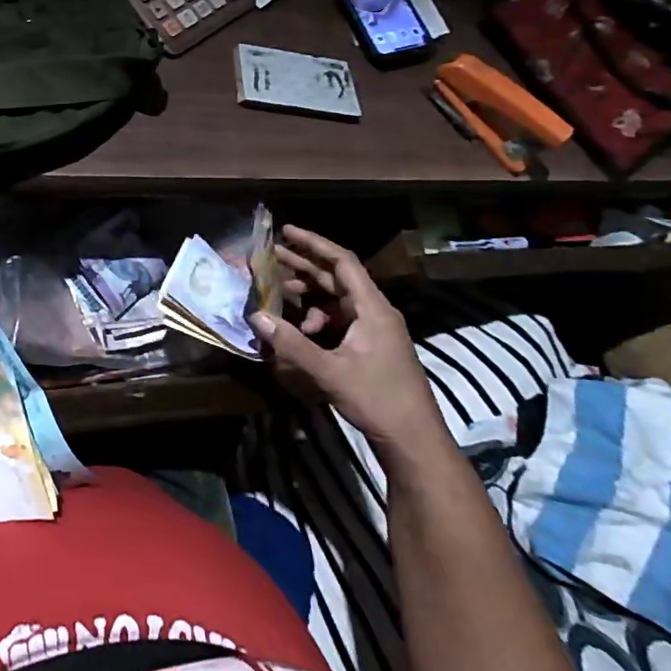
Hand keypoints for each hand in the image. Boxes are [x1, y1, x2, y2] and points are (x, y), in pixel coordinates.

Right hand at [248, 226, 446, 453]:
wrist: (413, 439)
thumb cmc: (378, 400)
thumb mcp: (330, 372)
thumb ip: (292, 344)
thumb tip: (257, 317)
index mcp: (372, 309)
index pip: (343, 262)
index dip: (314, 244)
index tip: (286, 232)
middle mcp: (374, 312)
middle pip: (336, 277)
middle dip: (303, 265)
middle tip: (270, 256)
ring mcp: (373, 329)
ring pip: (335, 300)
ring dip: (306, 295)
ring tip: (277, 295)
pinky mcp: (368, 346)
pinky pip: (337, 320)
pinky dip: (315, 319)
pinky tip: (299, 332)